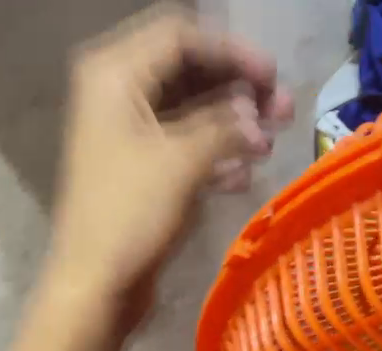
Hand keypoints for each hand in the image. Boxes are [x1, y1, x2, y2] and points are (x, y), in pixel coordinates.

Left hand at [39, 8, 292, 331]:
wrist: (97, 282)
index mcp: (115, 74)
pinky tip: (244, 175)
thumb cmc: (130, 216)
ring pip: (193, 113)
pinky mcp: (144, 172)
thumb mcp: (182, 162)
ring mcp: (131, 135)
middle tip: (284, 111)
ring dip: (234, 125)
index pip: (181, 37)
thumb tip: (256, 115)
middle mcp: (120, 94)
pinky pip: (187, 147)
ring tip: (270, 146)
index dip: (231, 52)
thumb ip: (224, 128)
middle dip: (238, 90)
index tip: (273, 77)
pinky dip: (217, 155)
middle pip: (189, 72)